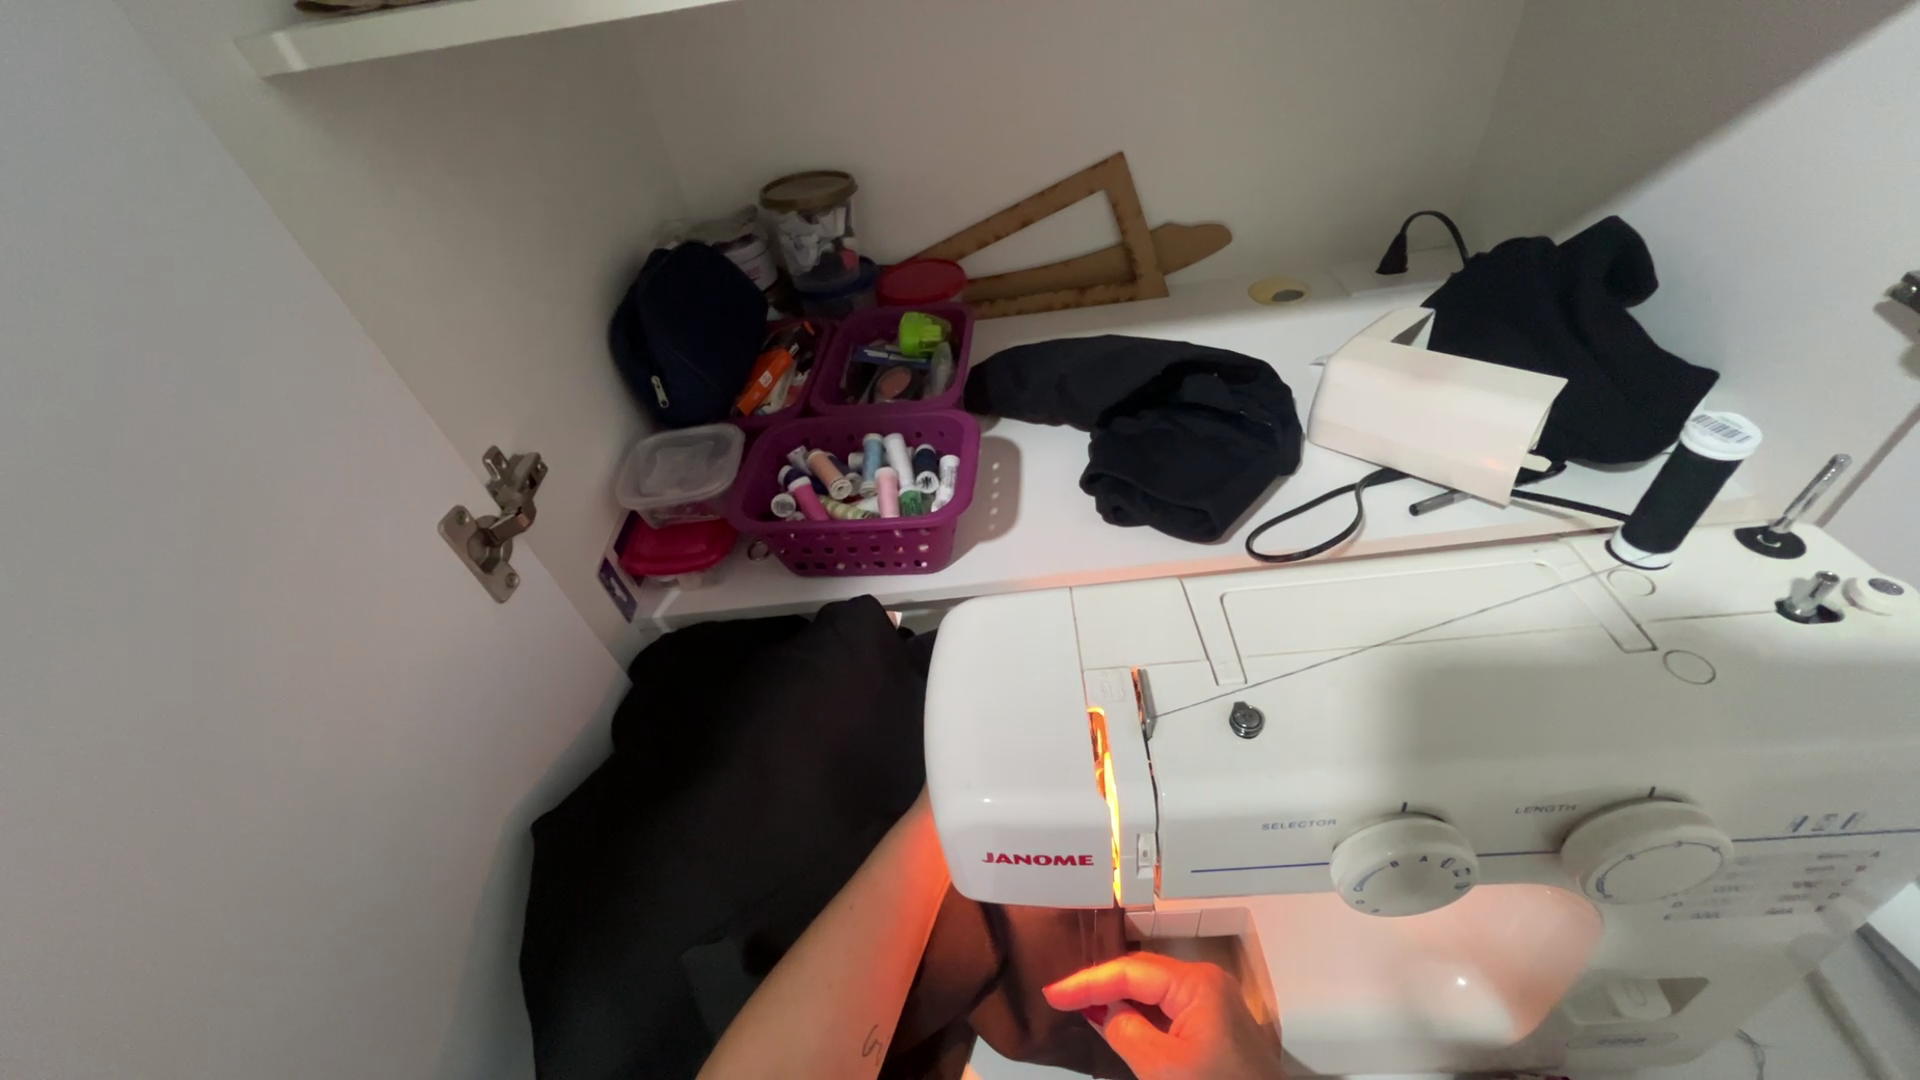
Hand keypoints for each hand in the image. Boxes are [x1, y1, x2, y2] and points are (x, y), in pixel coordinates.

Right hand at [1042, 952, 1284, 1079]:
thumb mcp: (1163, 1070)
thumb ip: (1126, 1030)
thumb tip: (1107, 1010)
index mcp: (1196, 982)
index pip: (1129, 972)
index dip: (1087, 982)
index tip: (1052, 994)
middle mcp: (1206, 981)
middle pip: (1142, 974)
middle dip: (1102, 984)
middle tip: (1063, 997)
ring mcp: (1214, 1002)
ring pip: (1154, 991)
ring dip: (1120, 998)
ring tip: (1082, 1003)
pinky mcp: (1216, 1026)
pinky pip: (1168, 1009)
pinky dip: (1141, 1014)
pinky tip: (1118, 1020)